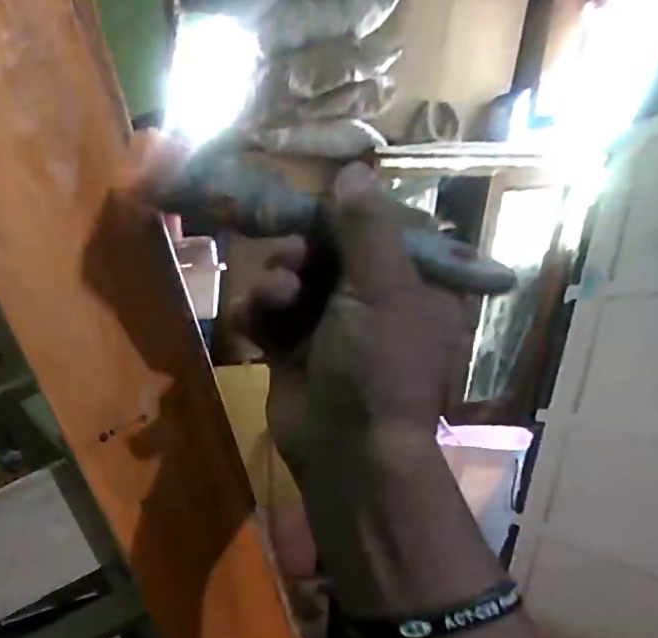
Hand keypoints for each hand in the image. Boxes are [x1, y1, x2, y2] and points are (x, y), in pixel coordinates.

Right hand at [234, 162, 475, 481]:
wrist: (346, 449)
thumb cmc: (378, 366)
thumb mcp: (383, 289)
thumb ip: (366, 226)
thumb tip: (355, 168)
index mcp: (410, 282)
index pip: (376, 227)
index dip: (343, 215)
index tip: (316, 208)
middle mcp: (369, 301)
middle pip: (325, 251)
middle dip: (301, 252)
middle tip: (290, 262)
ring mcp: (327, 329)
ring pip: (290, 282)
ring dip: (274, 284)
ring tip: (273, 301)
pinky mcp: (289, 354)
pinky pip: (265, 319)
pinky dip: (253, 317)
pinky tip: (248, 325)